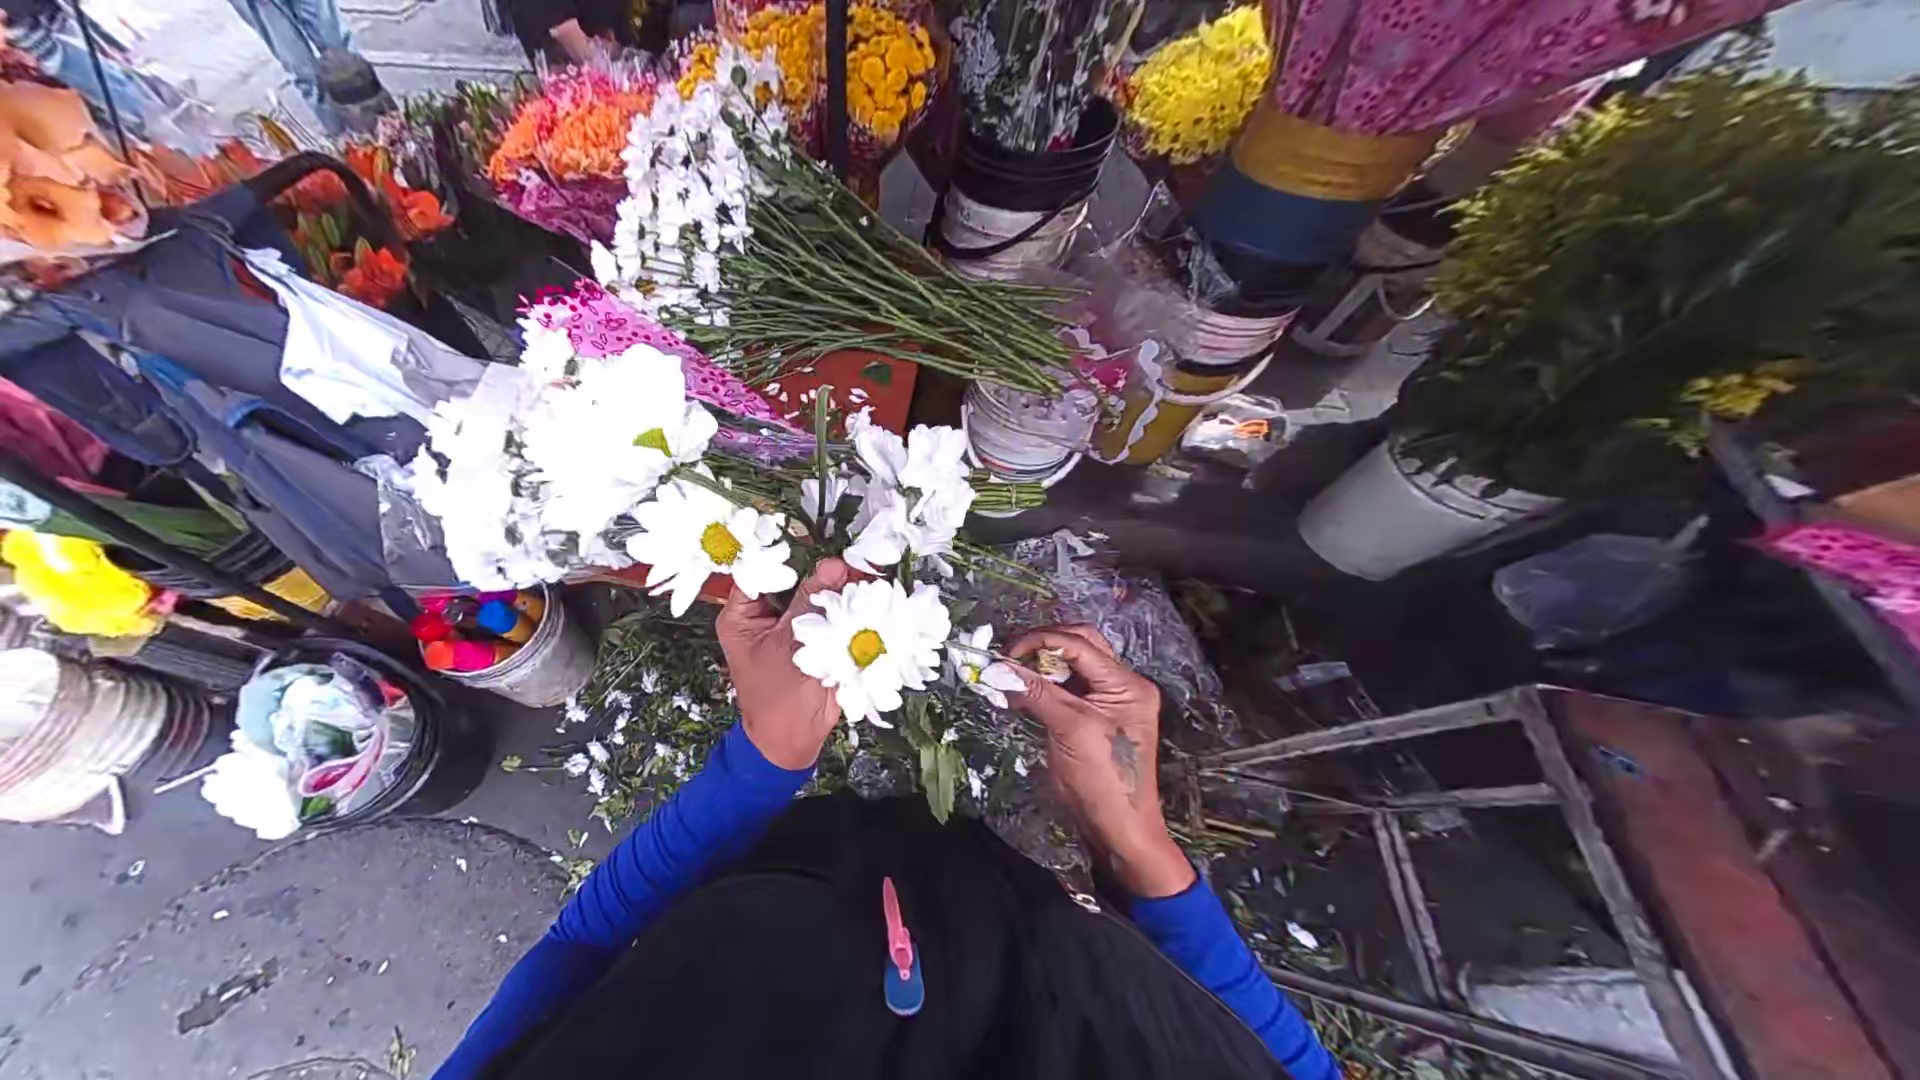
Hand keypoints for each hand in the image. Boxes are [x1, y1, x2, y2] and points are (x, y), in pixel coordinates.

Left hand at [717, 557, 853, 768]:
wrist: (796, 741)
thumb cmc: (779, 699)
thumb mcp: (791, 645)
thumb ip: (811, 602)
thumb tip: (834, 564)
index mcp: (743, 615)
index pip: (762, 571)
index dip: (789, 555)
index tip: (817, 541)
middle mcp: (766, 614)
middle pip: (795, 579)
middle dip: (824, 570)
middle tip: (853, 560)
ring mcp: (793, 624)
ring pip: (817, 593)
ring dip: (841, 585)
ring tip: (868, 573)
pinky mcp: (817, 635)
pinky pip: (832, 611)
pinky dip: (850, 603)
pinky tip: (870, 592)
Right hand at [1007, 626, 1194, 898]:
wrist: (1119, 828)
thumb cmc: (1103, 779)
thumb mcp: (1070, 729)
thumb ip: (1037, 692)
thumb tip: (998, 667)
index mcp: (1126, 683)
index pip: (1079, 644)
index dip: (1040, 641)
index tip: (1006, 652)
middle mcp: (1121, 683)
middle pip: (1078, 645)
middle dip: (1042, 645)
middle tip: (1010, 655)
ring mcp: (1107, 699)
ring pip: (1071, 663)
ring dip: (1040, 663)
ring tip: (1011, 671)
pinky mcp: (1092, 714)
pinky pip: (1065, 686)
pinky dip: (1042, 683)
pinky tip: (1021, 689)